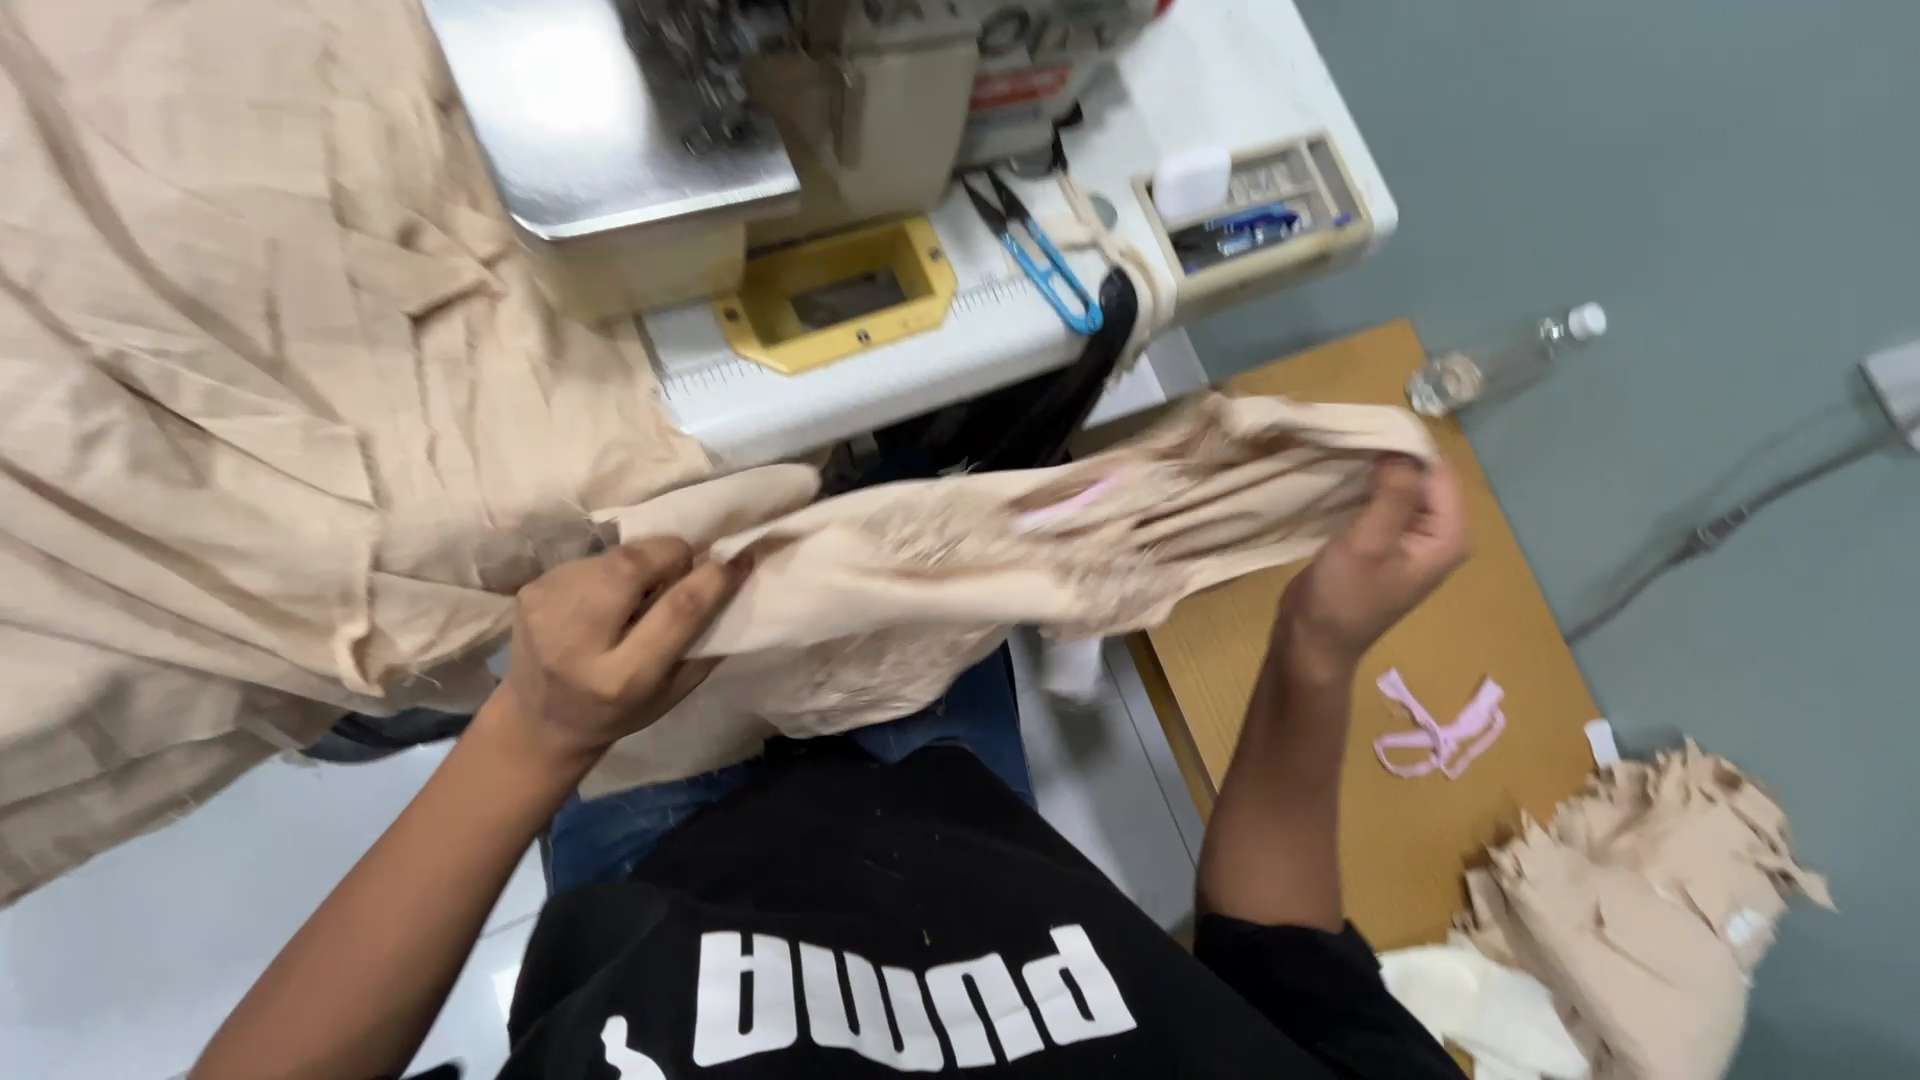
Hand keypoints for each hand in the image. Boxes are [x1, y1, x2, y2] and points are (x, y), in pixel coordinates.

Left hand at [494, 538, 747, 767]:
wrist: (539, 720)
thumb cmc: (621, 709)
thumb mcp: (674, 691)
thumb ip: (704, 640)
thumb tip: (734, 581)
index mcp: (622, 677)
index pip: (678, 610)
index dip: (714, 578)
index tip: (736, 559)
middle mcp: (577, 643)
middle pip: (633, 566)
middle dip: (671, 553)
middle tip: (681, 566)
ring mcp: (546, 611)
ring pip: (613, 555)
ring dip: (641, 559)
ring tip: (640, 587)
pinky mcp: (530, 592)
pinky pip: (589, 560)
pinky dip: (611, 568)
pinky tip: (605, 596)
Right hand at [1272, 456, 1468, 678]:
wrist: (1312, 642)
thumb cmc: (1342, 598)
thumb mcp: (1368, 542)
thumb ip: (1392, 494)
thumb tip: (1402, 446)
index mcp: (1448, 535)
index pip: (1439, 471)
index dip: (1406, 446)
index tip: (1365, 429)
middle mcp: (1436, 533)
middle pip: (1421, 477)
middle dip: (1388, 455)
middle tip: (1347, 438)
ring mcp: (1408, 538)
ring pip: (1398, 487)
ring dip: (1372, 469)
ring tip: (1338, 451)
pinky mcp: (1381, 542)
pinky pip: (1380, 502)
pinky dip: (1362, 487)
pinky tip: (1336, 477)